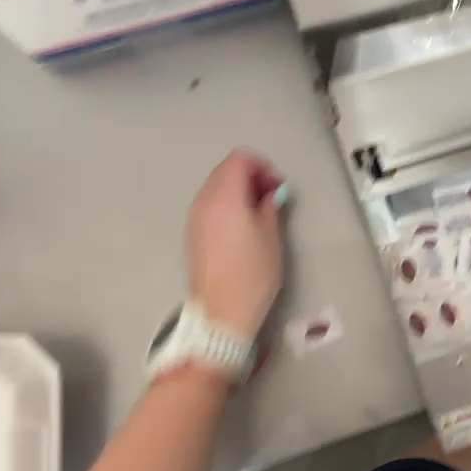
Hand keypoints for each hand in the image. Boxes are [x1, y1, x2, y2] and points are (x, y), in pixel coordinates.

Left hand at [187, 150, 284, 339]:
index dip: (262, 166)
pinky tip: (243, 226)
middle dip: (251, 176)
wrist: (222, 311)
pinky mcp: (192, 233)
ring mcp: (194, 217)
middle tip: (272, 198)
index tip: (278, 187)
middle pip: (225, 170)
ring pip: (216, 187)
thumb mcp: (271, 237)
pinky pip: (210, 205)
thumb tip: (269, 194)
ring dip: (238, 190)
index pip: (239, 159)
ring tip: (259, 213)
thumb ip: (270, 206)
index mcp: (225, 197)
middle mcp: (204, 201)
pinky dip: (227, 204)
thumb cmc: (253, 274)